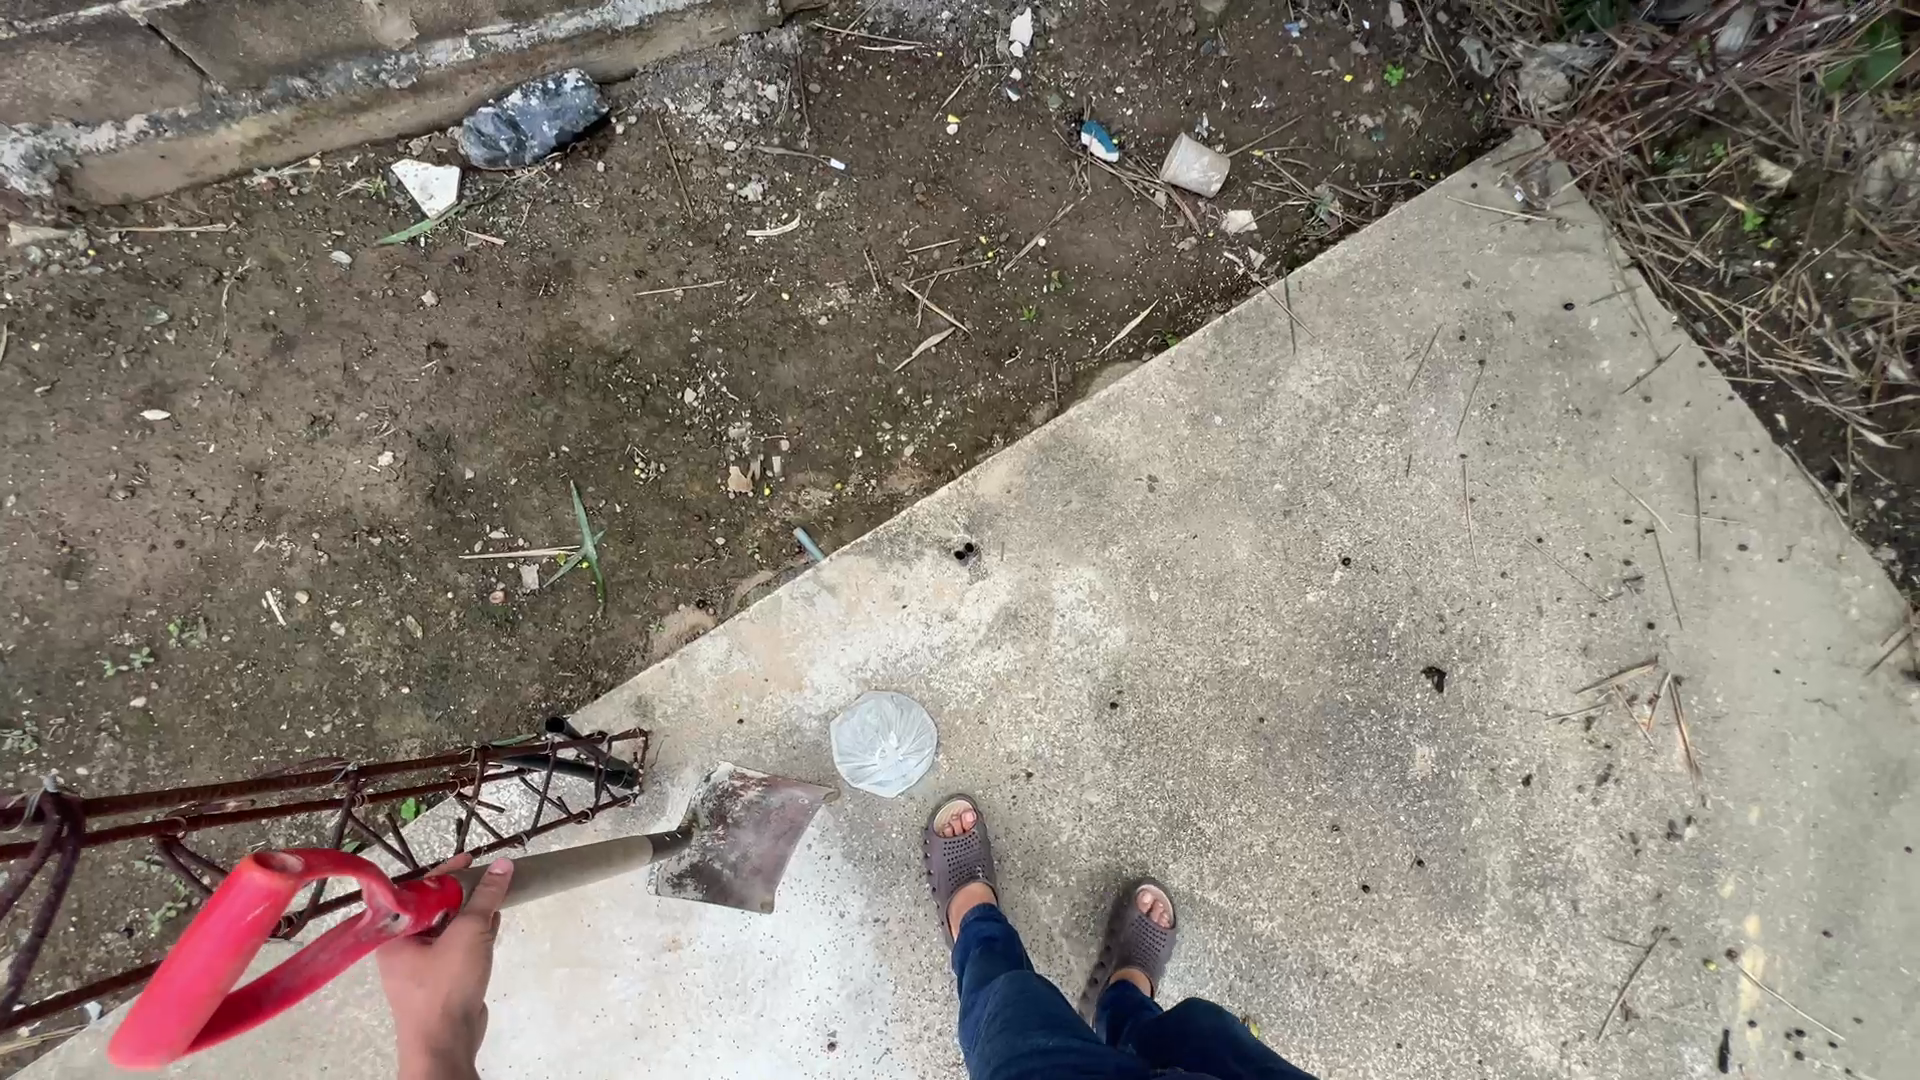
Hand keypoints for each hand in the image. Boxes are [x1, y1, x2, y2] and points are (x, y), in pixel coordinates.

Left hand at [376, 854, 514, 1079]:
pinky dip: (476, 931)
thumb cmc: (447, 984)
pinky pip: (458, 945)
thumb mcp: (470, 931)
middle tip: (488, 876)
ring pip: (449, 926)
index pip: (415, 894)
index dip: (443, 874)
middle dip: (463, 891)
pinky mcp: (442, 978)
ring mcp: (422, 966)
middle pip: (434, 908)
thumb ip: (487, 895)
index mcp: (396, 938)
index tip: (470, 859)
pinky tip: (496, 922)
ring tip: (497, 896)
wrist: (446, 1041)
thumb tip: (503, 864)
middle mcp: (403, 950)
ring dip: (473, 911)